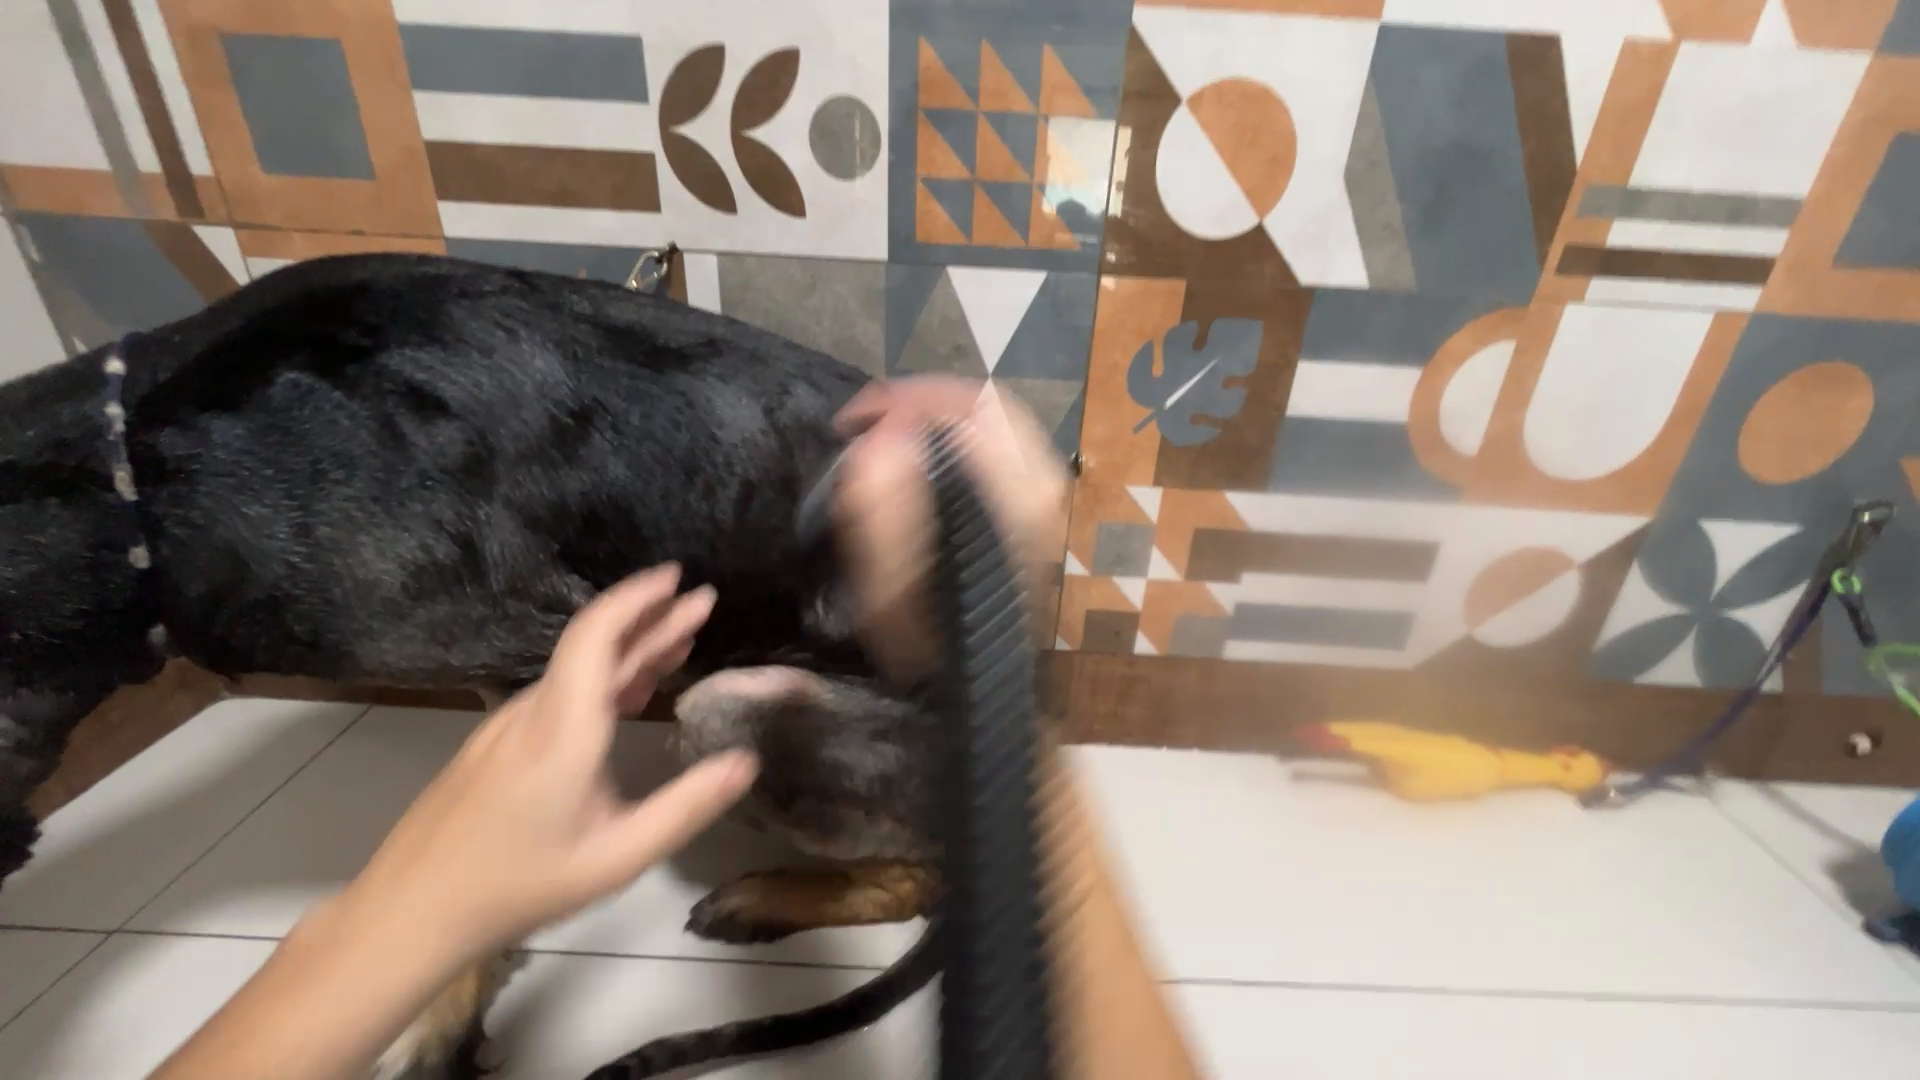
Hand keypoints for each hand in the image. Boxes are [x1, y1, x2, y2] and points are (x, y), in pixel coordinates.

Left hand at [333, 565, 758, 959]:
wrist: (408, 912)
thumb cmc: (521, 884)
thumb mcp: (619, 856)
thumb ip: (687, 807)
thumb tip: (748, 762)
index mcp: (564, 728)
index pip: (597, 636)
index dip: (637, 598)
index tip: (677, 577)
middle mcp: (536, 712)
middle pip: (596, 644)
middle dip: (652, 618)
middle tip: (703, 603)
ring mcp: (510, 725)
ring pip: (578, 669)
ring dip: (632, 648)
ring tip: (681, 641)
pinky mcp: (498, 742)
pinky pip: (561, 691)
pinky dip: (606, 676)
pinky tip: (630, 691)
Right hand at [831, 376, 1069, 680]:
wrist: (984, 682)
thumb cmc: (932, 642)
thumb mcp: (892, 587)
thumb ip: (885, 511)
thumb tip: (881, 440)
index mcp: (1010, 494)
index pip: (964, 406)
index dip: (903, 400)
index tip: (851, 424)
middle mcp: (1039, 483)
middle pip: (982, 404)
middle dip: (917, 403)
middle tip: (866, 427)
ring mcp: (1043, 494)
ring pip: (989, 423)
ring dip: (933, 421)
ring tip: (884, 441)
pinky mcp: (1035, 508)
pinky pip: (995, 446)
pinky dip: (951, 440)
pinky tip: (917, 463)